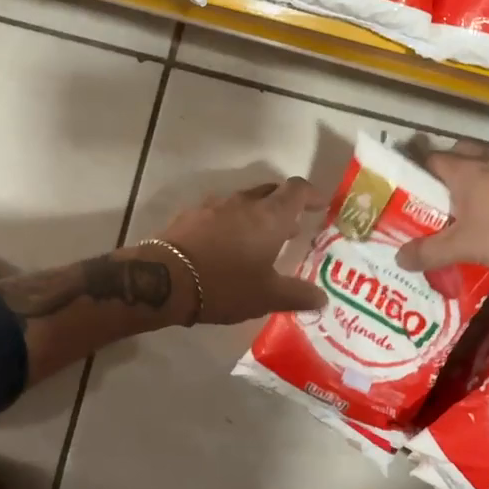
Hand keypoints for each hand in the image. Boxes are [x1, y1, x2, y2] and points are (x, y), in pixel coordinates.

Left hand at [156, 178, 327, 325]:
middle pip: (272, 190)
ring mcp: (215, 205)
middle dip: (285, 204)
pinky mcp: (191, 214)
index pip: (297, 190)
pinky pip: (221, 211)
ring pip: (245, 200)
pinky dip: (232, 221)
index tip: (321, 205)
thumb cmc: (225, 284)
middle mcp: (245, 202)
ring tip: (260, 238)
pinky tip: (227, 244)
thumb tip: (323, 298)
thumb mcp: (267, 296)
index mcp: (270, 216)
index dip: (312, 194)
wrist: (165, 279)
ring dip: (257, 213)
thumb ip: (298, 295)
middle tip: (293, 226)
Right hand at [395, 140, 488, 278]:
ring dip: (469, 180)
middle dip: (441, 169)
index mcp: (466, 170)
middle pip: (457, 153)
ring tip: (459, 209)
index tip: (400, 183)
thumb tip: (399, 257)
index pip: (429, 157)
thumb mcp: (465, 248)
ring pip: (482, 165)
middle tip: (430, 196)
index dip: (412, 167)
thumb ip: (429, 251)